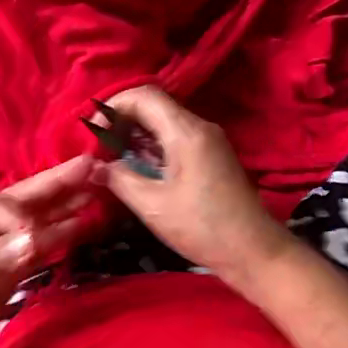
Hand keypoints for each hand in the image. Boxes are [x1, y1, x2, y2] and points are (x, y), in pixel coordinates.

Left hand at [0, 156, 96, 347]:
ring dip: (62, 207)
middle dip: (54, 186)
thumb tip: (34, 237)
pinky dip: (58, 238)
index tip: (45, 230)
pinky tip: (79, 227)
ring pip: (32, 224)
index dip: (22, 213)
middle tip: (92, 166)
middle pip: (19, 204)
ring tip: (96, 189)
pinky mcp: (5, 278)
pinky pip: (36, 251)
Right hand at [98, 86, 296, 283]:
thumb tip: (95, 167)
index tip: (93, 132)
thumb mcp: (153, 205)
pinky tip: (136, 169)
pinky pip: (175, 139)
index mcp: (186, 132)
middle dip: (121, 121)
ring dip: (135, 136)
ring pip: (163, 123)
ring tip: (112, 159)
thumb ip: (120, 179)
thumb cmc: (203, 227)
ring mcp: (208, 141)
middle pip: (153, 106)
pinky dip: (151, 147)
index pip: (144, 96)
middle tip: (98, 148)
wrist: (253, 251)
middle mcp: (199, 127)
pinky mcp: (210, 156)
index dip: (113, 107)